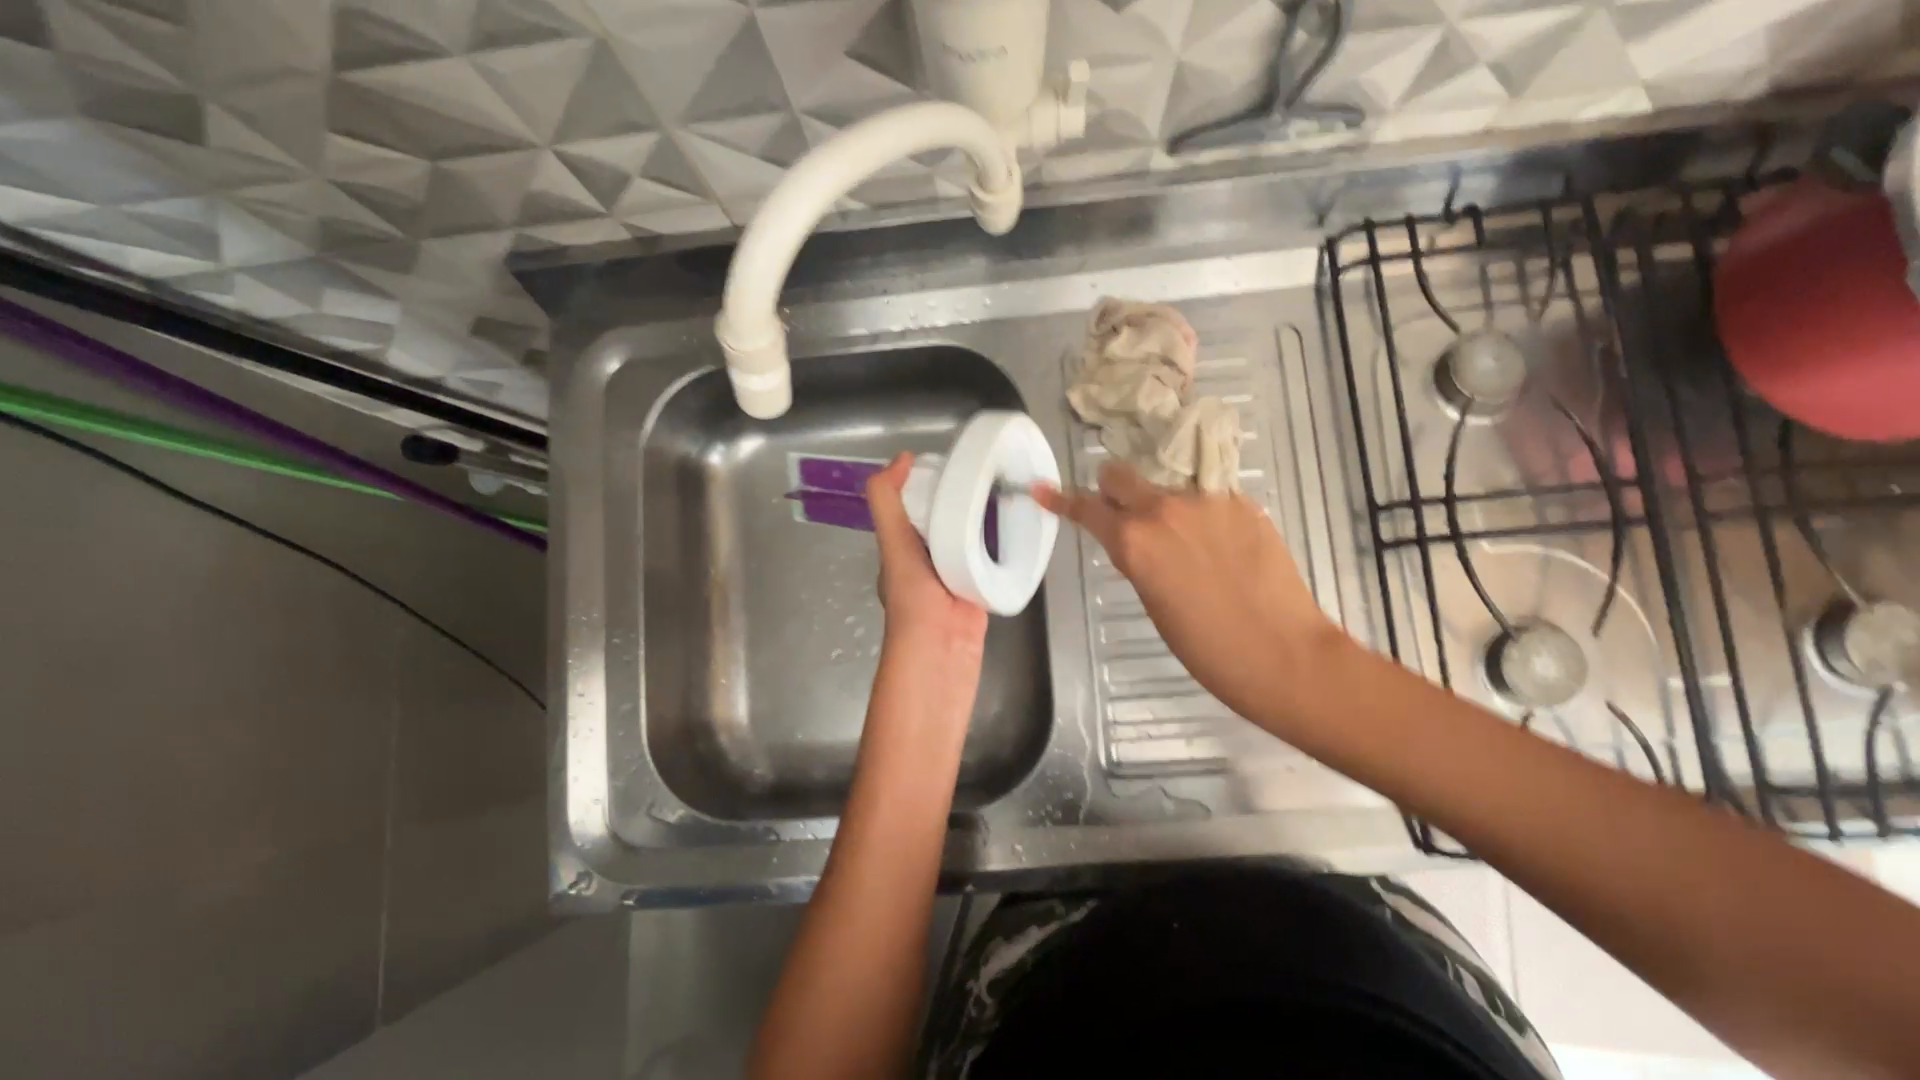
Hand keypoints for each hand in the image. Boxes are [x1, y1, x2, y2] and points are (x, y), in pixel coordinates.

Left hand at [865, 453, 988, 652]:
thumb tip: (901, 458)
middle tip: (987, 474)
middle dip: (961, 500)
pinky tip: (1016, 530)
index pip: (911, 509)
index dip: (925, 484)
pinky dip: (1001, 548)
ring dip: (982, 522)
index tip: (951, 461)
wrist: (941, 656)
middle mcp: (926, 563)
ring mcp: (955, 579)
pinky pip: (990, 563)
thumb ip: (888, 503)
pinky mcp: (980, 592)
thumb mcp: (895, 544)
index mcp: (901, 552)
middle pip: (944, 522)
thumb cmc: (914, 602)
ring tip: (1006, 494)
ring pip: (968, 541)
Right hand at [1033, 462, 1341, 718]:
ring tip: (1190, 551)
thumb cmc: (1208, 648)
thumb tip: (1138, 544)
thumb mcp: (1154, 604)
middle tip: (1122, 515)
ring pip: (1170, 490)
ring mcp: (1210, 502)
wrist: (1283, 652)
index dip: (1061, 499)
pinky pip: (1210, 502)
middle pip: (1122, 475)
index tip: (1042, 489)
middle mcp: (1166, 510)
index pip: (1087, 507)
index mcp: (1134, 541)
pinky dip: (1205, 520)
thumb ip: (1139, 562)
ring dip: (1166, 509)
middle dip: (1113, 490)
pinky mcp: (1245, 506)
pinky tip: (1224, 553)